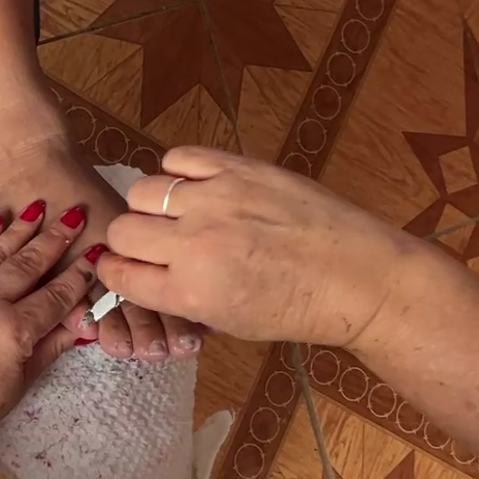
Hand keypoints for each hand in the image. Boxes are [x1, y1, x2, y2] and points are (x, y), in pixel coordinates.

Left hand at [0, 201, 99, 449]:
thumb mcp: (26, 378)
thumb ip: (55, 342)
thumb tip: (87, 320)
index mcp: (13, 331)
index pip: (55, 294)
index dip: (79, 274)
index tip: (96, 252)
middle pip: (28, 264)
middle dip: (54, 238)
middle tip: (74, 214)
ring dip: (20, 228)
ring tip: (40, 206)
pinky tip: (0, 221)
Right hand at [96, 147, 441, 348]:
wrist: (361, 279)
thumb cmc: (294, 308)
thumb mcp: (224, 321)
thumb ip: (172, 294)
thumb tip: (133, 269)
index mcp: (189, 293)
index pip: (116, 273)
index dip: (116, 270)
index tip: (128, 266)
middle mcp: (193, 245)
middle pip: (120, 231)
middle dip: (130, 240)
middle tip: (155, 241)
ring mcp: (215, 202)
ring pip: (142, 192)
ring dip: (153, 205)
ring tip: (179, 212)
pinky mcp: (238, 170)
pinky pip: (179, 158)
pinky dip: (180, 172)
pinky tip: (198, 186)